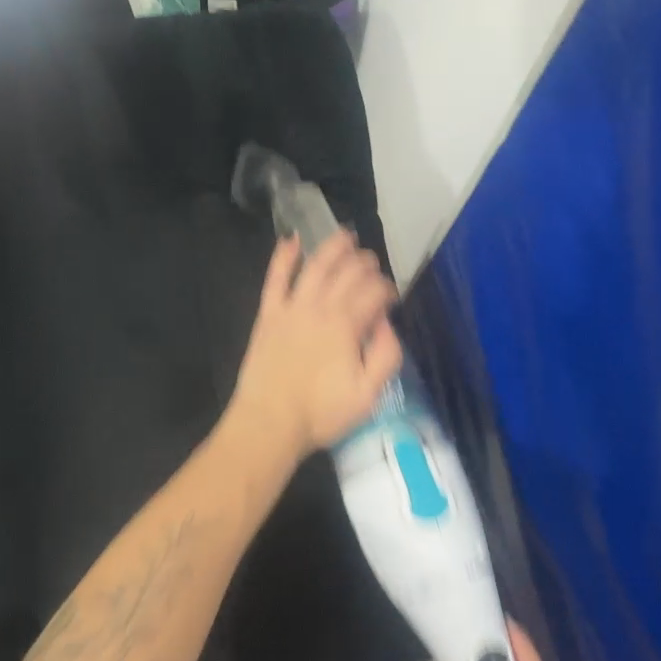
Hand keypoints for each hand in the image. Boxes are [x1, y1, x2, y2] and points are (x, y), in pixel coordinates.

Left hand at [229, 230, 401, 454]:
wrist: (269, 423)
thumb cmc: (322, 414)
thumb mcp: (369, 394)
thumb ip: (386, 355)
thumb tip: (386, 324)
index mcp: (347, 326)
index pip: (374, 292)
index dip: (387, 288)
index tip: (392, 296)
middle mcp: (321, 308)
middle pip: (348, 273)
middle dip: (365, 264)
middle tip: (373, 264)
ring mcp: (291, 308)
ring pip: (316, 266)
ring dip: (333, 248)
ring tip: (346, 236)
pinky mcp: (268, 316)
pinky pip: (276, 278)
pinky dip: (284, 256)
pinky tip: (292, 241)